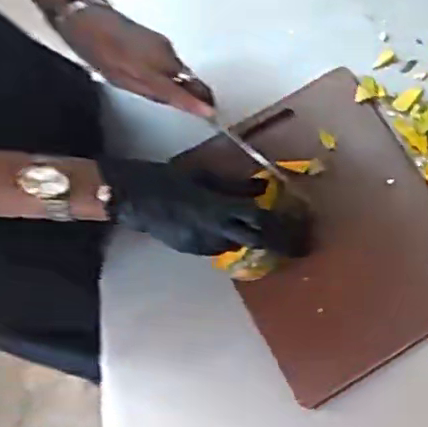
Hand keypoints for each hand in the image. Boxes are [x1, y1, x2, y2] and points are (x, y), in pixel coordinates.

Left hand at [58, 5, 214, 118]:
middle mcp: (169, 56)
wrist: (78, 11)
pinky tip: (145, 71)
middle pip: (192, 83)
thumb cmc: (97, 48)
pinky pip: (171, 62)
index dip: (204, 106)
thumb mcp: (126, 80)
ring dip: (176, 82)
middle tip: (176, 104)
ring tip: (153, 86)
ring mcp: (164, 45)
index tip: (210, 115)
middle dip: (190, 94)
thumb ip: (165, 95)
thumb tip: (200, 109)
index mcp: (163, 68)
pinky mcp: (157, 39)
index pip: (197, 92)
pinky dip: (165, 71)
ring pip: (181, 72)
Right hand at [96, 157, 305, 255]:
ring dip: (256, 241)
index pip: (261, 220)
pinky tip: (233, 232)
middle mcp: (215, 230)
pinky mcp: (193, 249)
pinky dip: (232, 240)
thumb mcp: (204, 176)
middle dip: (281, 244)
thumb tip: (265, 186)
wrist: (125, 195)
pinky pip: (221, 247)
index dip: (284, 226)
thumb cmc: (164, 178)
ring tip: (273, 238)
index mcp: (218, 207)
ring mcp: (203, 243)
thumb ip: (237, 185)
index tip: (302, 228)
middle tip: (300, 247)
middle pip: (258, 241)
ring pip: (240, 245)